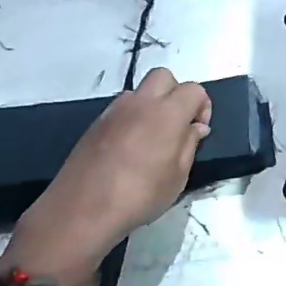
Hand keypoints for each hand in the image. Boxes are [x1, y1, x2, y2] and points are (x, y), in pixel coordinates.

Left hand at [3, 68, 210, 285]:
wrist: (83, 208)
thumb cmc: (140, 195)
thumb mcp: (178, 175)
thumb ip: (189, 144)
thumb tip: (195, 127)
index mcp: (167, 113)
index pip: (193, 89)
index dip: (202, 107)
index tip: (198, 131)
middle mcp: (140, 103)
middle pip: (164, 76)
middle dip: (176, 94)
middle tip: (178, 125)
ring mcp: (114, 111)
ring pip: (140, 91)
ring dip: (153, 105)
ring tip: (153, 139)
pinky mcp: (95, 124)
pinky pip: (121, 109)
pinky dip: (133, 118)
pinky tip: (131, 149)